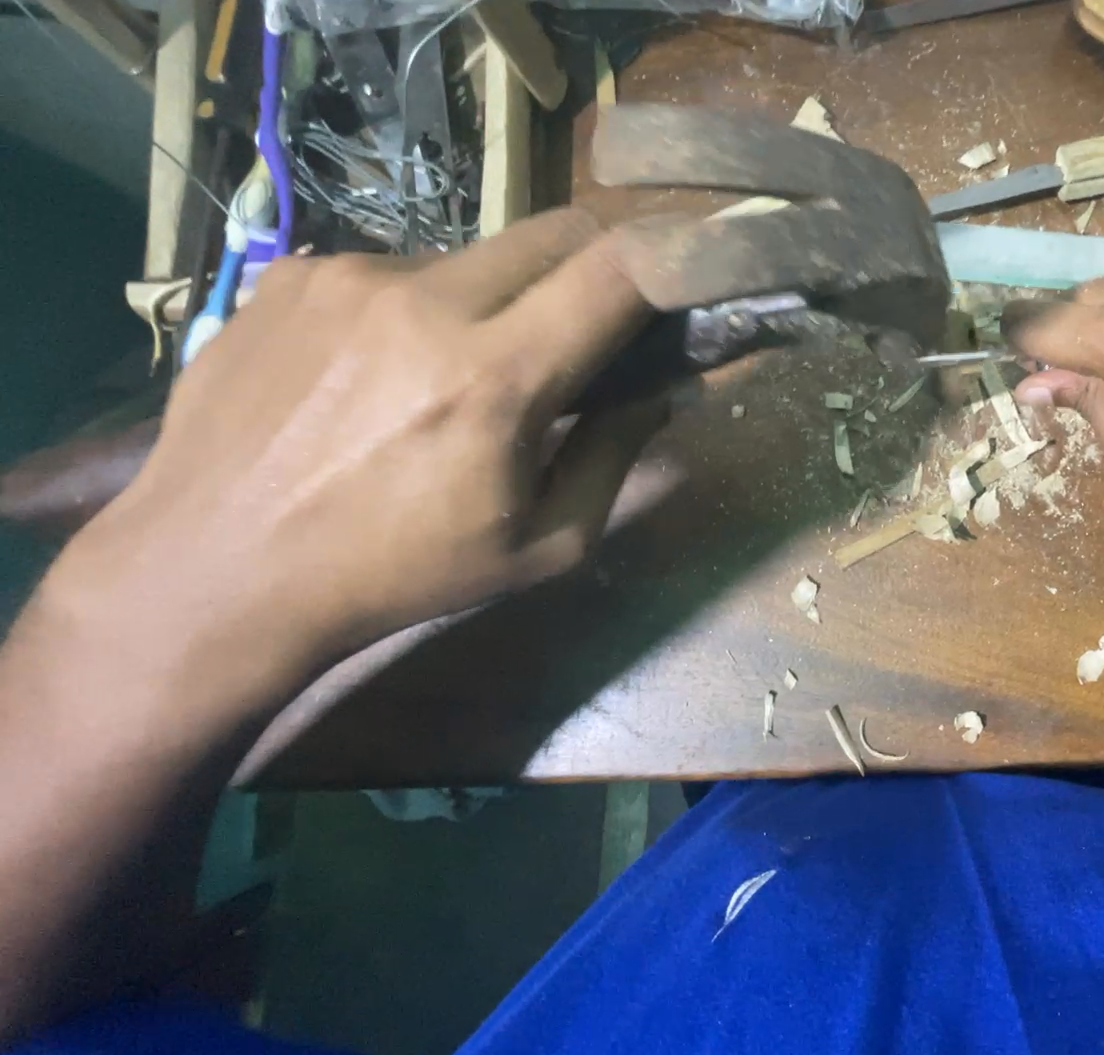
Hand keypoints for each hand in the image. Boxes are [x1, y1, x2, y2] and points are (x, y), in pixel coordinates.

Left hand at [55, 209, 664, 683]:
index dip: (668, 263)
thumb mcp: (549, 542)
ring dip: (511, 299)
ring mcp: (345, 276)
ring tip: (474, 372)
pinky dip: (433, 308)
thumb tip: (665, 387)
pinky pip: (405, 269)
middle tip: (601, 328)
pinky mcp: (290, 272)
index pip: (612, 274)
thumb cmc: (406, 573)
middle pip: (555, 234)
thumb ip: (618, 453)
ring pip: (480, 255)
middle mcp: (419, 303)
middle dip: (601, 270)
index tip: (689, 282)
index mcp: (492, 381)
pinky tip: (397, 370)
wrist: (215, 571)